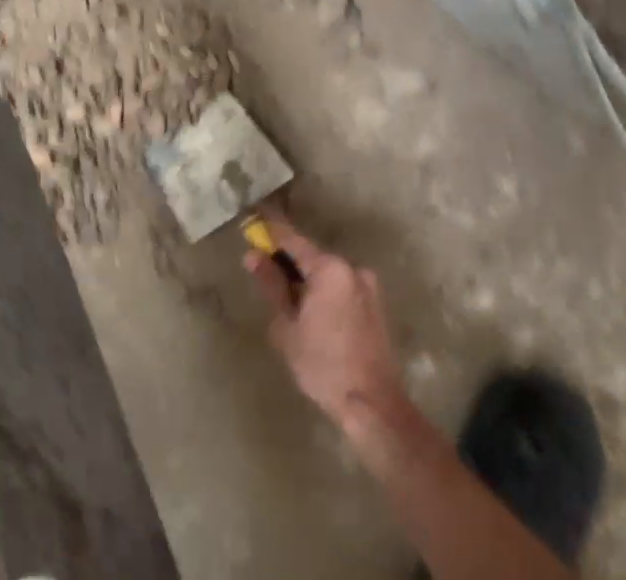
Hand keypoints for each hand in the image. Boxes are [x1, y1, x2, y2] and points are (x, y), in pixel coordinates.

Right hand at [245, 211, 405, 428]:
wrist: (371, 403)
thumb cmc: (322, 364)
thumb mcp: (287, 325)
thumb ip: (271, 285)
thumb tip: (253, 256)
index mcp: (330, 269)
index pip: (292, 239)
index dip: (269, 231)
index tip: (250, 222)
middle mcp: (353, 269)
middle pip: (311, 255)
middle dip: (286, 259)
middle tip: (260, 269)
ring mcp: (368, 287)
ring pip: (326, 273)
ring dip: (304, 277)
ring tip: (282, 296)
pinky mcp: (375, 305)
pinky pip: (340, 287)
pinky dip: (321, 290)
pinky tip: (306, 310)